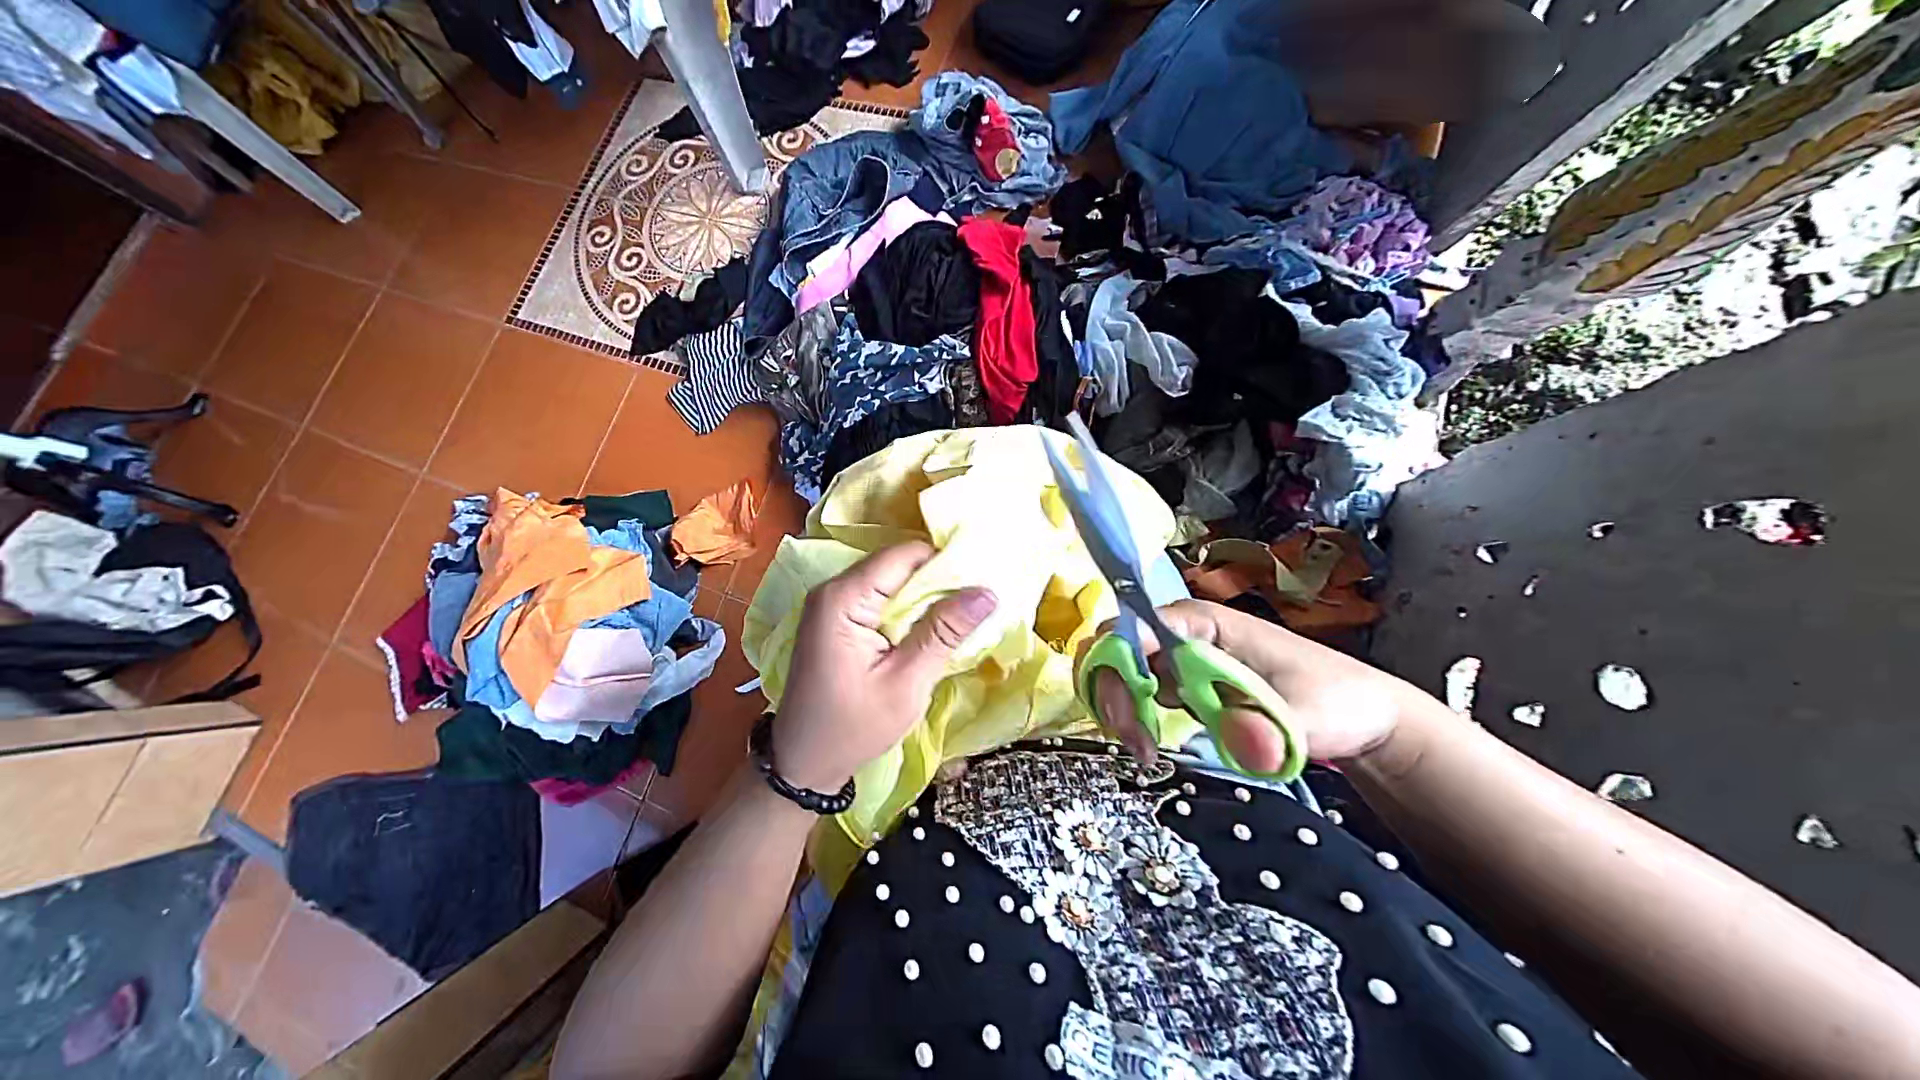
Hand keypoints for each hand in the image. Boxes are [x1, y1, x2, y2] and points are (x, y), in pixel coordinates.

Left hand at [772, 542, 998, 791]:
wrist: (803, 762)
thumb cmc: (853, 728)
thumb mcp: (906, 683)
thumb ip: (943, 632)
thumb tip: (988, 591)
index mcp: (843, 598)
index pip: (905, 555)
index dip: (947, 562)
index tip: (984, 580)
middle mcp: (833, 588)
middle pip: (898, 563)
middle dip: (940, 578)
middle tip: (980, 600)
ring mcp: (832, 602)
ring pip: (892, 579)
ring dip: (927, 595)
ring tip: (964, 614)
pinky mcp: (837, 617)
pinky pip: (881, 597)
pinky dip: (909, 607)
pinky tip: (933, 626)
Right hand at [1088, 599, 1410, 772]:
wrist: (1357, 716)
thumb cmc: (1337, 701)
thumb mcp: (1309, 719)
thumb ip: (1271, 733)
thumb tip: (1238, 746)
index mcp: (1206, 623)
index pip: (1138, 628)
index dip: (1120, 665)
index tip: (1131, 717)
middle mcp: (1183, 633)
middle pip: (1116, 646)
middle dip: (1111, 690)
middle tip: (1134, 739)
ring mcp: (1180, 658)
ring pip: (1118, 668)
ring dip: (1118, 707)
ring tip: (1144, 748)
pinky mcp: (1181, 682)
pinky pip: (1135, 691)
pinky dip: (1131, 716)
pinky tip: (1149, 743)